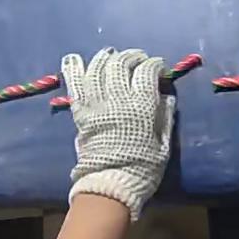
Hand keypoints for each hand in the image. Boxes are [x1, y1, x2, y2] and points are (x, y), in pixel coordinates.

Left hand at [62, 48, 172, 219]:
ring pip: (98, 68)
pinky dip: (73, 68)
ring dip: (105, 57)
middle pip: (121, 64)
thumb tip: (166, 94)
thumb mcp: (163, 143)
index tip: (157, 66)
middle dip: (131, 56)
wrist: (110, 183)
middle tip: (137, 58)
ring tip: (111, 54)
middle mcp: (117, 98)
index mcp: (141, 105)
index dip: (154, 64)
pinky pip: (75, 85)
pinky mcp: (81, 112)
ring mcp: (96, 103)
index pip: (147, 71)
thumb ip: (165, 116)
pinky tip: (73, 58)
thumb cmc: (142, 167)